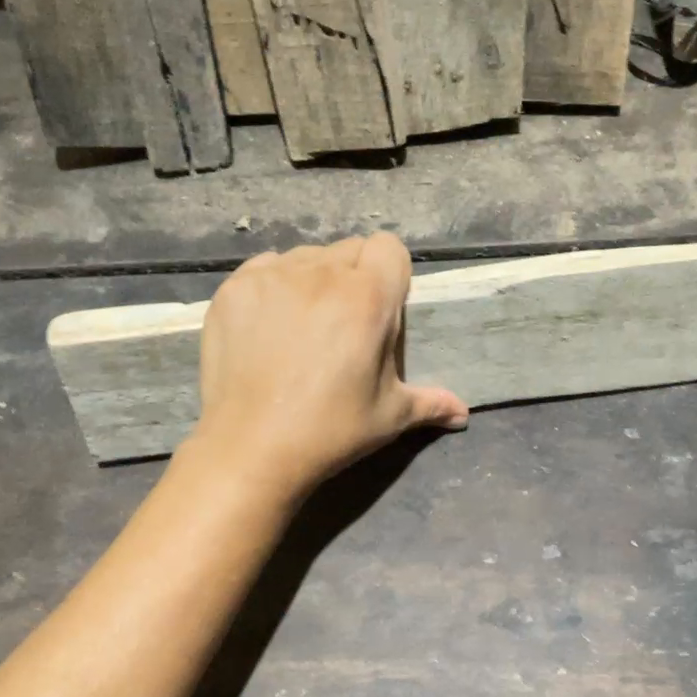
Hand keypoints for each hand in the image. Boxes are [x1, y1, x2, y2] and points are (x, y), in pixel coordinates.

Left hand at [190, 233, 469, 494]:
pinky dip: (275, 287)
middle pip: (349, 250)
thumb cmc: (331, 431)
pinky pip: (266, 268)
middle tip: (346, 325)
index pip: (390, 248)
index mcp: (368, 298)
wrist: (252, 448)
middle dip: (355, 277)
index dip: (391, 275)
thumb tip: (462, 413)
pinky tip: (271, 326)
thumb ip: (429, 403)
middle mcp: (321, 274)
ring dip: (314, 280)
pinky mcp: (234, 288)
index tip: (383, 309)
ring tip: (305, 326)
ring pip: (306, 257)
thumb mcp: (389, 417)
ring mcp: (272, 277)